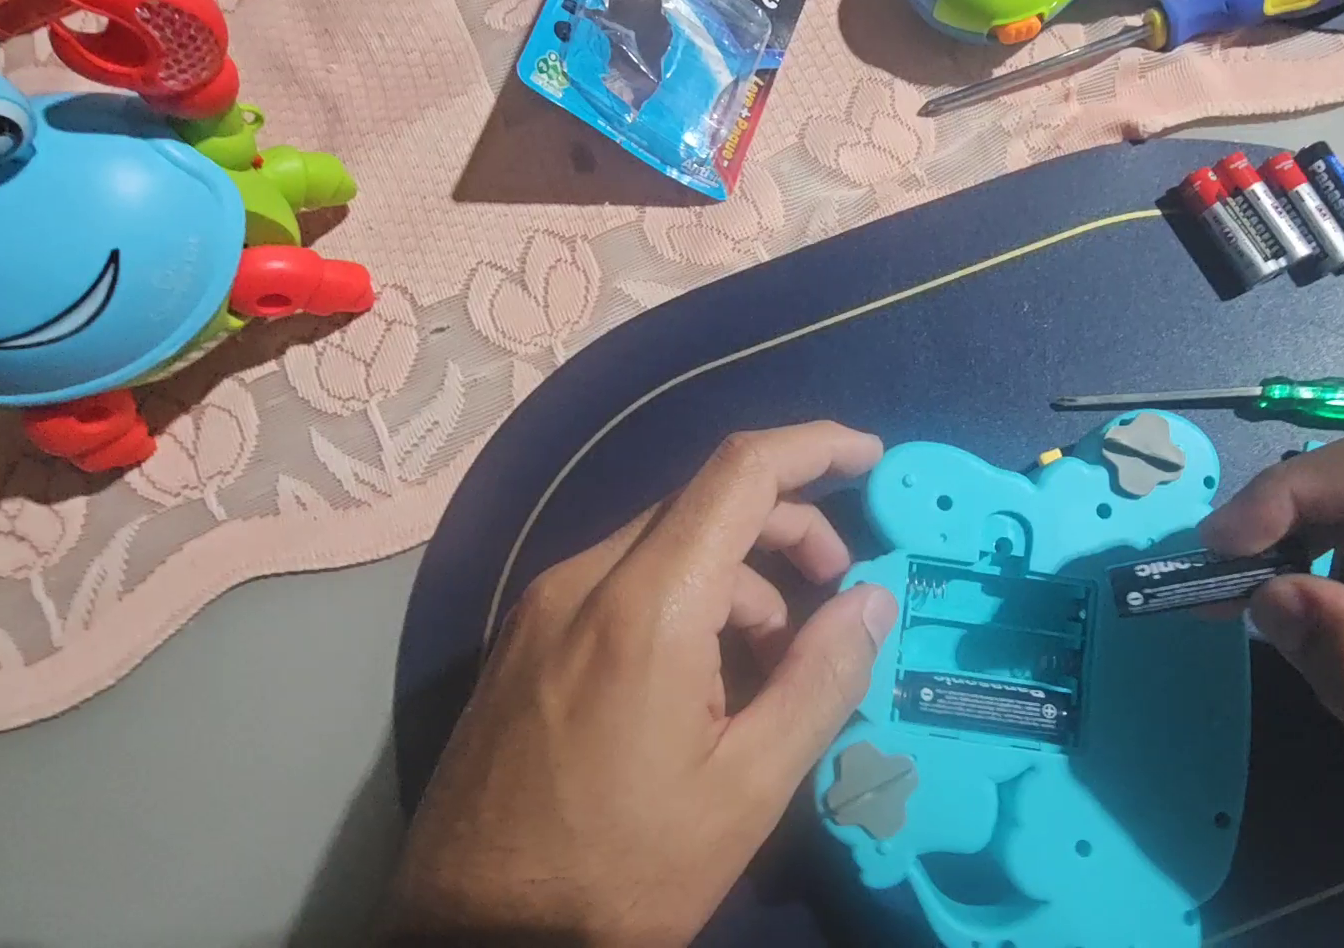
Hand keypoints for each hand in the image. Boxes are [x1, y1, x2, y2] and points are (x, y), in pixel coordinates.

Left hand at [379, 422, 898, 946]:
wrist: (471, 945)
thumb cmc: (621, 873)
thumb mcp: (747, 788)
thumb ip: (820, 679)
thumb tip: (872, 600)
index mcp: (645, 606)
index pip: (740, 474)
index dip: (814, 446)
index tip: (869, 456)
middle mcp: (583, 579)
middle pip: (708, 502)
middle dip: (788, 528)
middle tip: (836, 588)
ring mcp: (545, 603)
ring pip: (669, 542)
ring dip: (740, 577)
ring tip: (769, 664)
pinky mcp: (527, 634)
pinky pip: (626, 580)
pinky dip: (689, 599)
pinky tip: (704, 678)